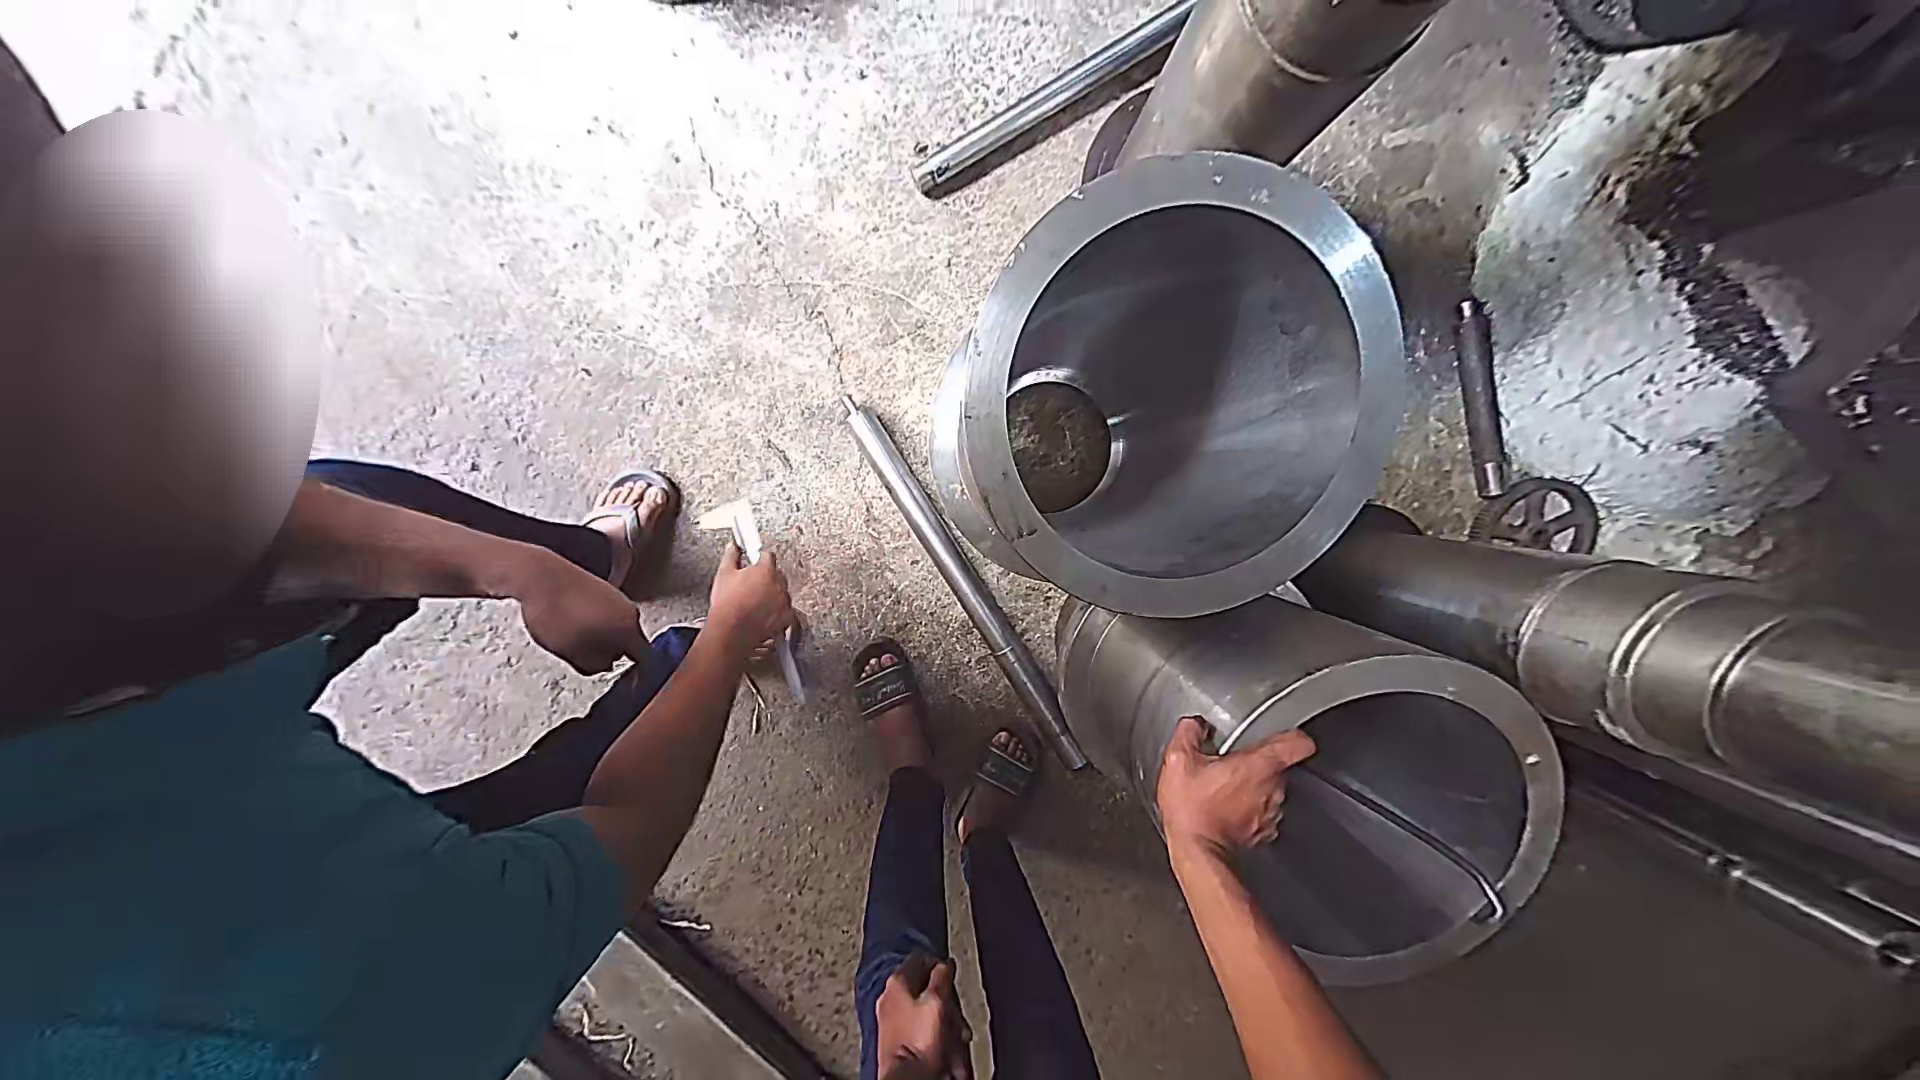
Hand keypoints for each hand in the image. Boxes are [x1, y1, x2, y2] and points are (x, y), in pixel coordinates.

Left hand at [509, 548, 649, 674]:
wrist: (539, 575)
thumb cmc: (555, 613)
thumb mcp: (571, 652)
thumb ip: (595, 665)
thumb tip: (606, 665)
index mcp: (629, 629)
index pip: (645, 658)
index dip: (638, 675)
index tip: (629, 684)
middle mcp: (629, 611)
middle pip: (631, 642)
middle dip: (614, 654)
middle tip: (590, 662)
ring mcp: (618, 597)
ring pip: (617, 627)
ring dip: (602, 638)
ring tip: (574, 642)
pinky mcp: (603, 588)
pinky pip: (607, 614)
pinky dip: (595, 624)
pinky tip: (571, 625)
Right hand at [707, 541, 794, 658]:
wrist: (730, 632)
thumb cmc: (727, 605)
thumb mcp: (724, 574)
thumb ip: (731, 556)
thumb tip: (733, 547)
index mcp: (765, 571)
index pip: (768, 556)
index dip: (760, 558)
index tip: (755, 561)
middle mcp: (778, 584)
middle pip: (777, 574)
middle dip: (766, 577)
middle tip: (752, 584)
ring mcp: (784, 601)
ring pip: (782, 592)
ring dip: (773, 594)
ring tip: (755, 602)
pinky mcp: (786, 617)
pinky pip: (785, 609)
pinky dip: (777, 610)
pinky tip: (764, 613)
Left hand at [875, 953, 972, 1079]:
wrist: (905, 1079)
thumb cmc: (920, 1040)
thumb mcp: (937, 1001)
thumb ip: (941, 976)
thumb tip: (944, 963)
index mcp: (896, 981)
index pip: (921, 959)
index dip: (939, 966)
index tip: (952, 979)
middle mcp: (889, 995)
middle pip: (923, 986)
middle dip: (944, 999)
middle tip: (957, 1014)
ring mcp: (889, 1017)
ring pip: (923, 1007)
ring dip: (942, 1017)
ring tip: (956, 1034)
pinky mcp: (893, 1037)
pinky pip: (917, 1025)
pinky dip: (932, 1030)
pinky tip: (944, 1042)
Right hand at [1157, 716, 1315, 859]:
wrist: (1197, 852)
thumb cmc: (1192, 809)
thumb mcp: (1178, 760)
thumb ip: (1189, 732)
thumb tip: (1194, 725)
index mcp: (1259, 766)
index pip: (1298, 744)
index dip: (1291, 736)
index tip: (1280, 734)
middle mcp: (1273, 789)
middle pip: (1277, 765)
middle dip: (1254, 761)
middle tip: (1226, 763)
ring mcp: (1271, 812)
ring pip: (1269, 788)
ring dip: (1250, 784)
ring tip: (1221, 786)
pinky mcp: (1264, 831)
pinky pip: (1261, 809)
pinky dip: (1247, 806)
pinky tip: (1222, 806)